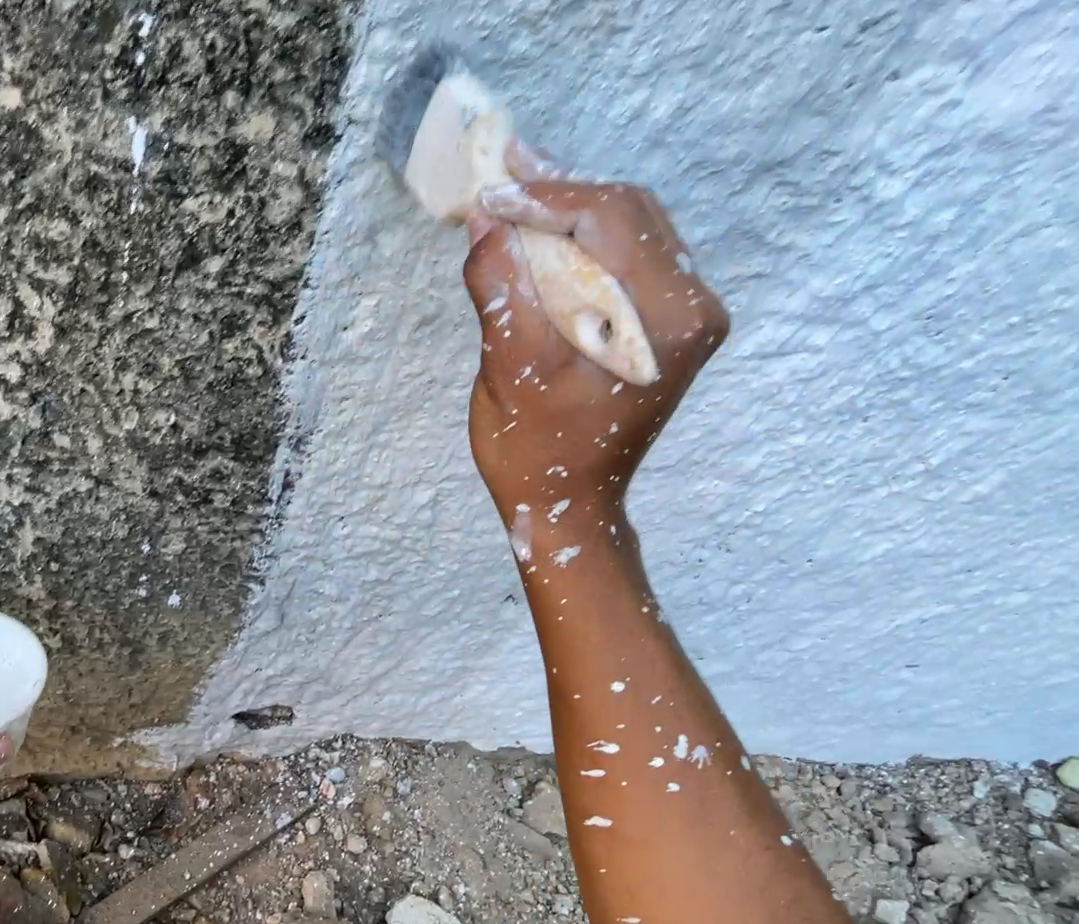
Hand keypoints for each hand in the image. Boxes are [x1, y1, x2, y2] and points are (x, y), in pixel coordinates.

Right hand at [463, 144, 729, 546]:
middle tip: (500, 166)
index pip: (612, 220)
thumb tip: (486, 220)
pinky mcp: (663, 321)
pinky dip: (580, 234)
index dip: (546, 197)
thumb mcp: (508, 370)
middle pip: (630, 212)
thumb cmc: (535, 449)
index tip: (489, 192)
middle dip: (559, 189)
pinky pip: (625, 254)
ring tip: (514, 186)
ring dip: (569, 205)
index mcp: (667, 320)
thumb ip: (501, 289)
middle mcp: (693, 307)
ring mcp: (683, 313)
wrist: (566, 502)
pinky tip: (541, 226)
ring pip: (630, 226)